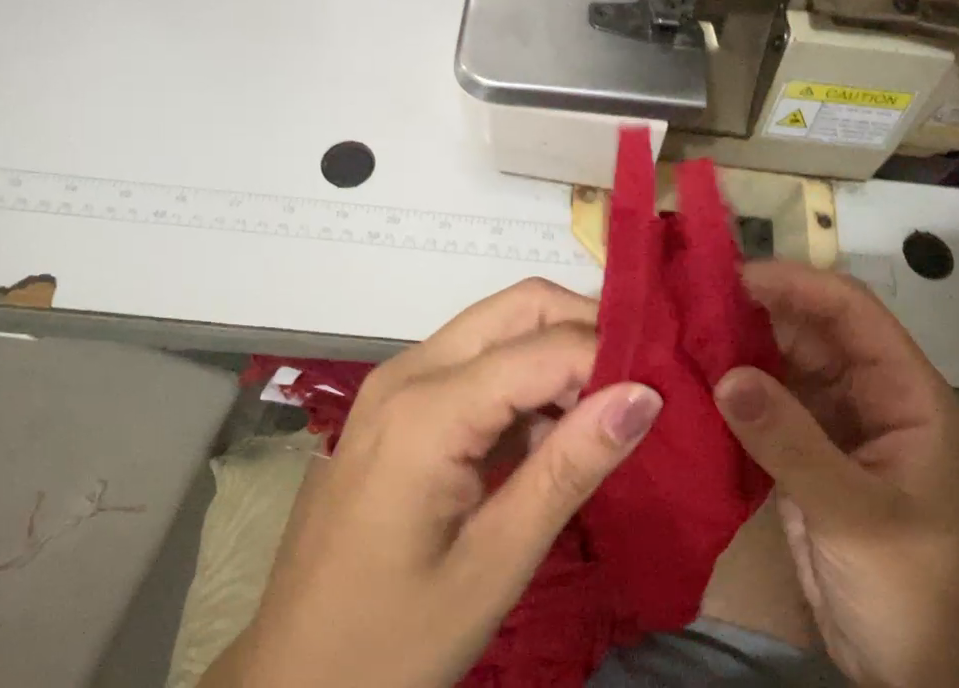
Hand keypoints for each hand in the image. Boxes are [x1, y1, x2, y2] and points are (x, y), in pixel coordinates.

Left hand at [206, 279, 662, 687]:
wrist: (292, 676)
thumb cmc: (394, 637)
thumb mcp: (496, 561)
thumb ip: (569, 468)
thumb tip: (644, 394)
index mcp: (427, 409)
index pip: (546, 346)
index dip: (613, 358)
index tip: (666, 390)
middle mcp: (407, 372)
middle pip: (517, 308)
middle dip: (586, 329)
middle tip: (641, 382)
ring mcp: (394, 385)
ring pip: (496, 328)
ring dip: (556, 351)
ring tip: (608, 409)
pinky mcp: (394, 406)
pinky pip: (472, 362)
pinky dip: (522, 377)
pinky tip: (551, 430)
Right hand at [714, 261, 958, 687]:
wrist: (916, 674)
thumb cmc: (913, 586)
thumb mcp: (857, 513)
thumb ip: (791, 443)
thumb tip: (724, 373)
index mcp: (907, 394)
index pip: (852, 312)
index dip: (796, 285)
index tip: (730, 275)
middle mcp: (870, 398)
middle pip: (810, 333)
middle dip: (755, 312)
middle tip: (685, 301)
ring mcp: (833, 428)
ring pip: (782, 367)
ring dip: (737, 350)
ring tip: (676, 333)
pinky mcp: (803, 459)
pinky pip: (765, 409)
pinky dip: (731, 395)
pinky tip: (688, 383)